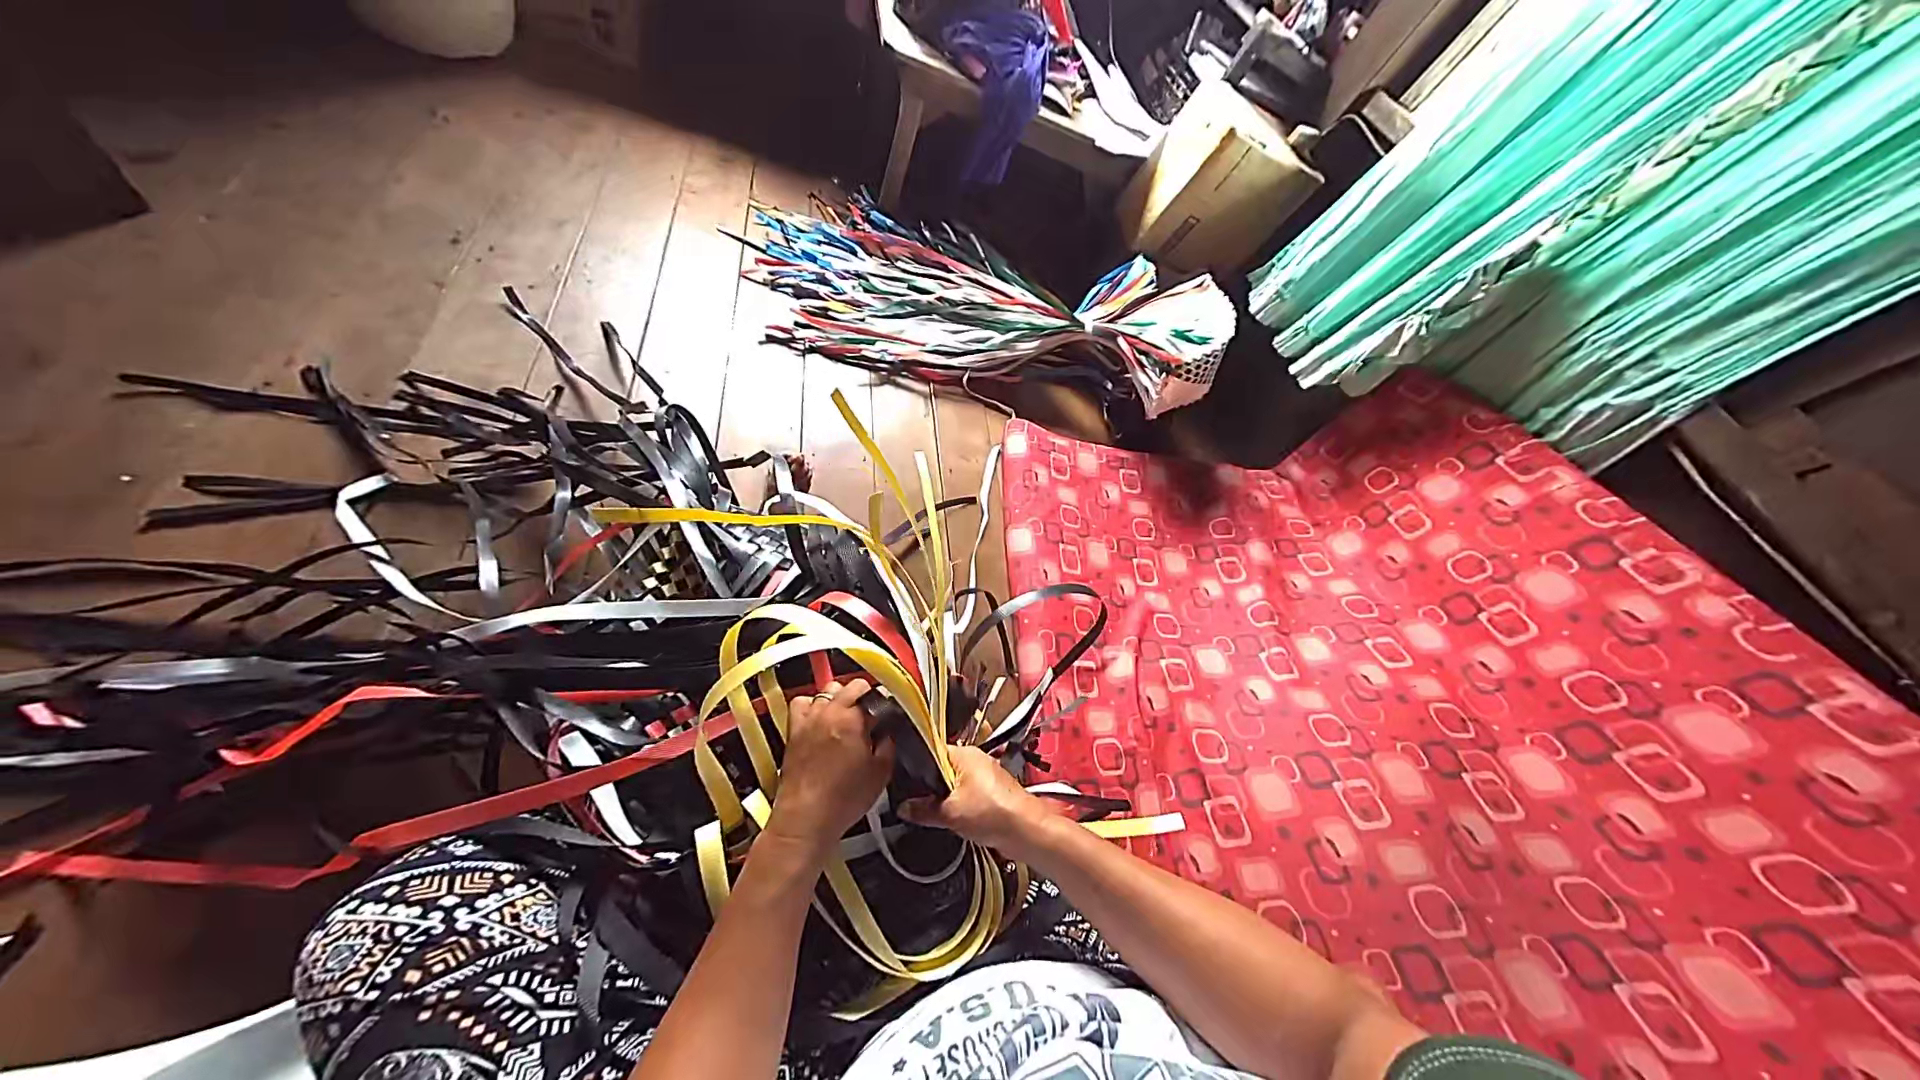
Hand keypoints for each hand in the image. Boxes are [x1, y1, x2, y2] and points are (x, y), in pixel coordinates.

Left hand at [762, 679, 894, 863]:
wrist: (806, 819)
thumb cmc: (840, 800)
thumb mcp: (880, 773)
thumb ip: (888, 746)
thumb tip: (888, 735)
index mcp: (854, 719)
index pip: (876, 695)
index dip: (886, 703)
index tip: (889, 712)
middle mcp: (829, 712)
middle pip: (852, 685)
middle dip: (866, 695)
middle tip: (872, 713)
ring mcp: (809, 719)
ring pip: (828, 689)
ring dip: (840, 697)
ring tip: (848, 714)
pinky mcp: (794, 731)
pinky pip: (801, 703)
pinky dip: (812, 704)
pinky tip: (821, 718)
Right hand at [899, 745, 1054, 856]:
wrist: (1026, 831)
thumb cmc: (995, 813)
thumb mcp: (950, 813)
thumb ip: (924, 810)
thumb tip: (905, 808)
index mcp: (965, 753)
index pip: (933, 751)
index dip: (918, 767)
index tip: (908, 782)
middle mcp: (976, 760)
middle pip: (943, 769)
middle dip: (933, 788)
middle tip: (923, 803)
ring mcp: (986, 776)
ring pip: (956, 784)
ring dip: (948, 800)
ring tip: (943, 814)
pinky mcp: (993, 793)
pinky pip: (969, 795)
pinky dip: (962, 807)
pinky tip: (959, 820)